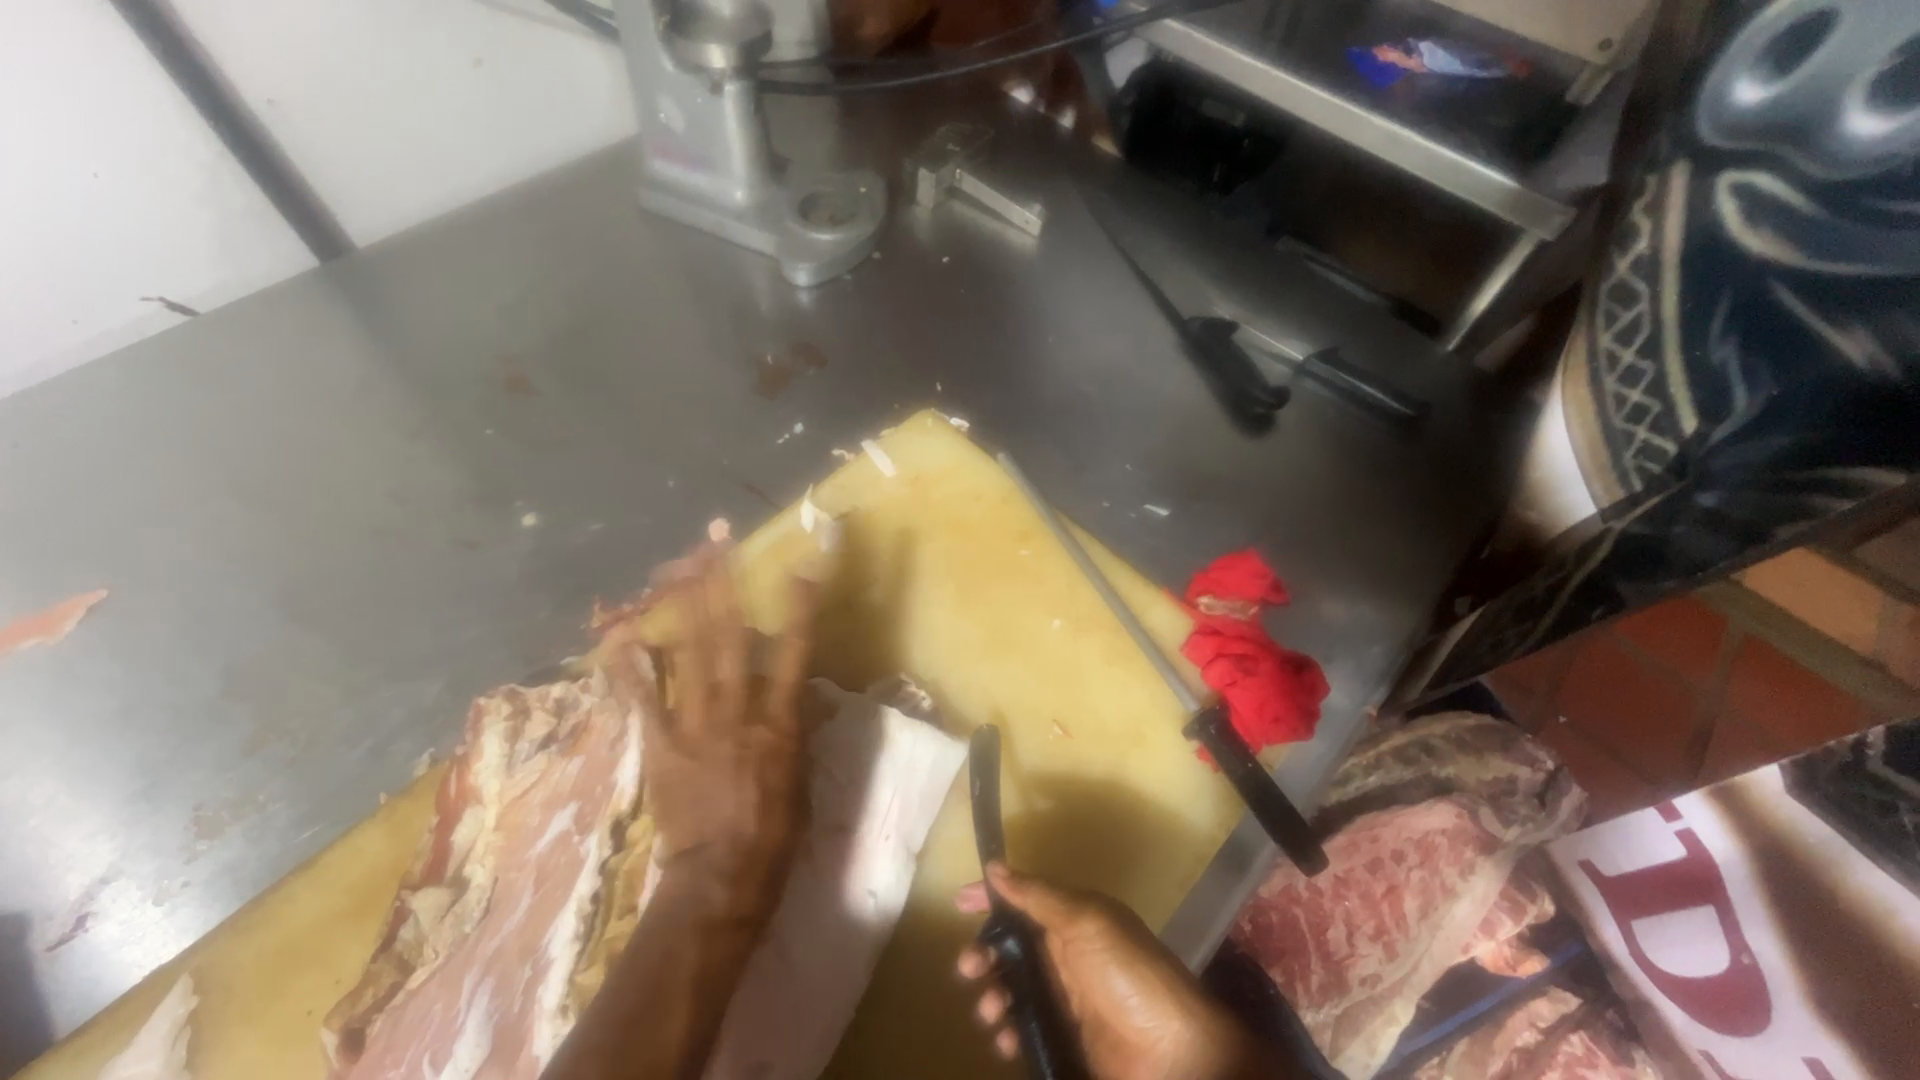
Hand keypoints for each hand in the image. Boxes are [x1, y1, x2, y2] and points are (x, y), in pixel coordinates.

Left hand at [604, 547, 817, 923]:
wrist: (720, 881)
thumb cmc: (775, 835)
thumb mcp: (804, 782)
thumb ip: (802, 732)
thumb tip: (808, 696)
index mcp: (778, 722)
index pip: (794, 652)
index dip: (799, 606)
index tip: (801, 564)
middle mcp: (736, 711)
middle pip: (728, 634)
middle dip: (721, 581)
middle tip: (713, 536)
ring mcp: (693, 724)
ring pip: (688, 652)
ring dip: (682, 604)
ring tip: (676, 562)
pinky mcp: (660, 744)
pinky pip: (643, 698)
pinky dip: (629, 666)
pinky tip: (619, 634)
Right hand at [957, 863, 1280, 1079]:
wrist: (1172, 1054)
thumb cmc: (1128, 975)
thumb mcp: (1086, 922)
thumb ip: (1038, 895)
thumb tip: (994, 865)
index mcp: (1074, 919)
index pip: (1024, 899)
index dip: (992, 898)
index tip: (958, 903)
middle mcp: (1066, 954)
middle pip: (1010, 947)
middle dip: (984, 954)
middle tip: (969, 969)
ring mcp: (1065, 998)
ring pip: (1012, 988)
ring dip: (992, 996)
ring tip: (991, 1011)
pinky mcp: (1063, 1038)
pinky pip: (1023, 1028)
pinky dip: (1008, 1032)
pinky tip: (1006, 1040)